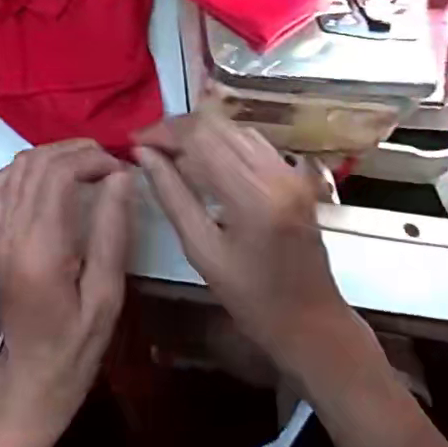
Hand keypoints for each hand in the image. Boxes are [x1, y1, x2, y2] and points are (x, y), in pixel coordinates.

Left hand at [0, 139, 134, 437]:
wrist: (32, 377)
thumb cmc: (76, 345)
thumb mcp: (107, 296)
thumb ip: (112, 233)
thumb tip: (122, 176)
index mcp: (40, 247)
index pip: (58, 174)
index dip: (93, 160)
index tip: (123, 170)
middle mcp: (12, 231)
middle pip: (38, 162)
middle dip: (78, 150)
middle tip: (112, 163)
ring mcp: (0, 230)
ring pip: (19, 165)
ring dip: (56, 153)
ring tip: (90, 165)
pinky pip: (4, 181)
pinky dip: (30, 167)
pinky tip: (55, 178)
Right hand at [133, 115, 359, 371]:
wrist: (312, 323)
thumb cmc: (252, 300)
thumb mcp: (201, 251)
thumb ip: (171, 196)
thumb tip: (143, 155)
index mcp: (252, 193)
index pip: (200, 135)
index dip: (163, 131)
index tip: (135, 141)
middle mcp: (275, 170)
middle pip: (217, 124)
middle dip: (177, 129)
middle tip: (148, 146)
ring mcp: (288, 169)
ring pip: (233, 127)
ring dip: (199, 133)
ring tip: (169, 152)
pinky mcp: (294, 173)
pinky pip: (250, 141)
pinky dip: (222, 142)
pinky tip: (202, 161)